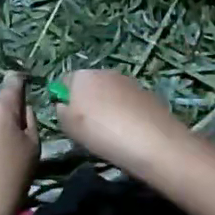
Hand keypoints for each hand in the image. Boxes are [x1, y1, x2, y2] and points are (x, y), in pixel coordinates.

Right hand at [52, 70, 190, 174]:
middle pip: (90, 85)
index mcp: (82, 75)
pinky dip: (127, 114)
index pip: (65, 81)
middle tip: (89, 128)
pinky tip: (131, 133)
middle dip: (88, 102)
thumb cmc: (102, 133)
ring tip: (112, 133)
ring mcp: (130, 82)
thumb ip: (61, 111)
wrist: (154, 143)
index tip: (70, 121)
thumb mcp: (68, 127)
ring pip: (111, 94)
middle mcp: (106, 72)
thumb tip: (64, 105)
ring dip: (108, 108)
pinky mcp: (149, 94)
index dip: (65, 100)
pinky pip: (129, 103)